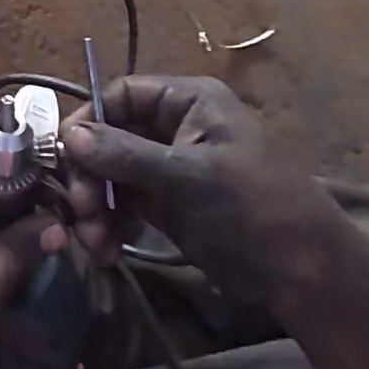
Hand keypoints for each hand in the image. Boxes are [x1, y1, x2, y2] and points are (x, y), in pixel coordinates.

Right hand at [62, 75, 343, 304]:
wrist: (305, 275)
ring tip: (94, 241)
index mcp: (189, 101)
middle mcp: (175, 127)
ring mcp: (169, 168)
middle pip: (112, 135)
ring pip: (113, 173)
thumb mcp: (188, 177)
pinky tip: (107, 250)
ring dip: (96, 205)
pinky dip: (111, 223)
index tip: (63, 153)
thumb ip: (125, 154)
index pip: (124, 94)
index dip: (90, 118)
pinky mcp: (167, 205)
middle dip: (91, 173)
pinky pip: (125, 204)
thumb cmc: (252, 208)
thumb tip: (68, 135)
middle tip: (79, 208)